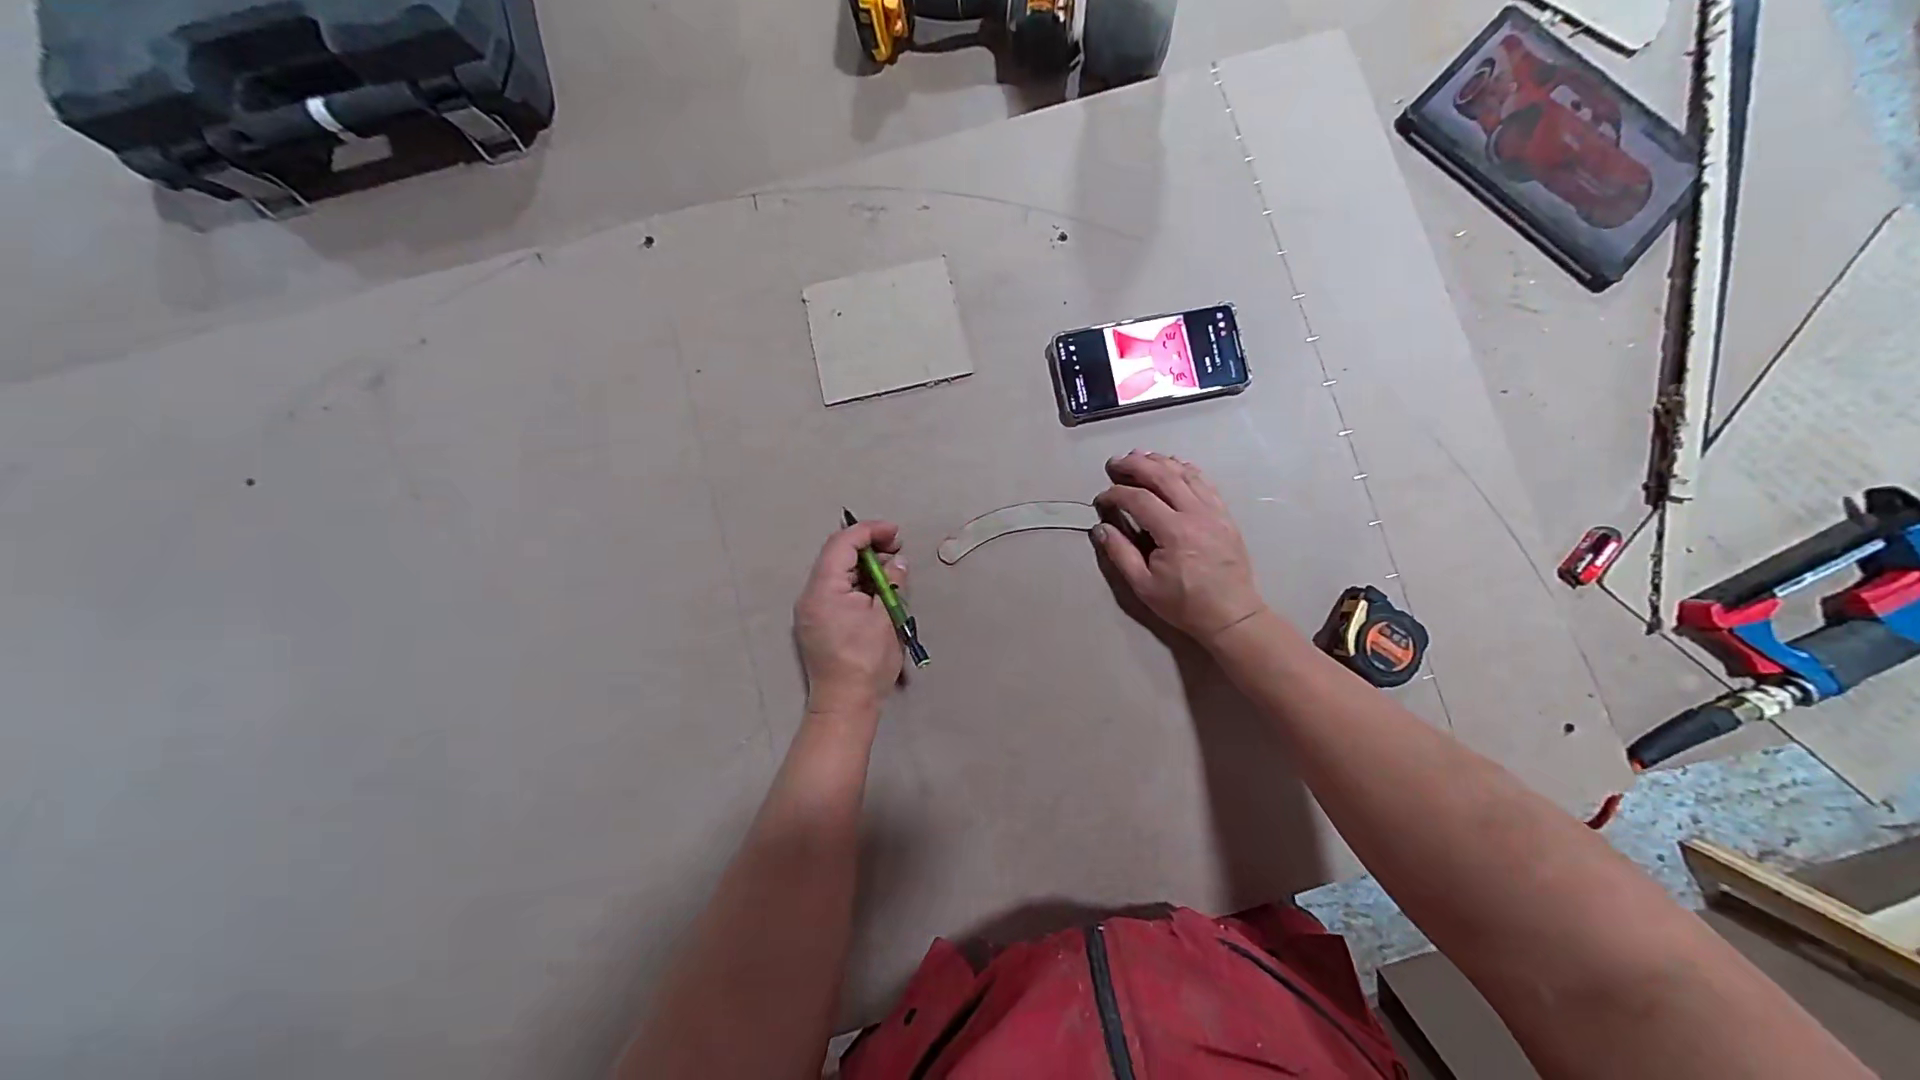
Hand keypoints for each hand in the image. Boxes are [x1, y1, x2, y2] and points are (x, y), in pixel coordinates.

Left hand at [794, 521, 907, 715]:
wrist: (844, 704)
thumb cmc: (867, 662)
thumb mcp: (887, 617)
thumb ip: (893, 583)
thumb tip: (898, 562)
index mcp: (823, 589)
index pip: (842, 544)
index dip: (869, 531)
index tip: (895, 533)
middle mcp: (810, 595)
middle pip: (837, 555)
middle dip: (868, 547)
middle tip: (897, 549)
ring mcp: (811, 610)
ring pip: (837, 573)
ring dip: (864, 566)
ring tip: (893, 570)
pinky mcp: (817, 623)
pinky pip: (836, 591)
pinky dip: (857, 583)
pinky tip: (878, 589)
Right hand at [1091, 451, 1265, 644]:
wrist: (1232, 615)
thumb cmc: (1186, 605)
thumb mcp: (1144, 586)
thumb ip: (1120, 554)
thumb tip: (1101, 529)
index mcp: (1175, 533)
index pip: (1139, 499)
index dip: (1116, 494)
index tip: (1101, 500)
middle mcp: (1197, 515)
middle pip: (1163, 476)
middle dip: (1136, 465)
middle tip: (1116, 462)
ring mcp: (1214, 512)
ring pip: (1186, 474)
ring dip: (1160, 461)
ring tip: (1140, 456)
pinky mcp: (1224, 515)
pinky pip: (1205, 482)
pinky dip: (1186, 469)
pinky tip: (1174, 466)